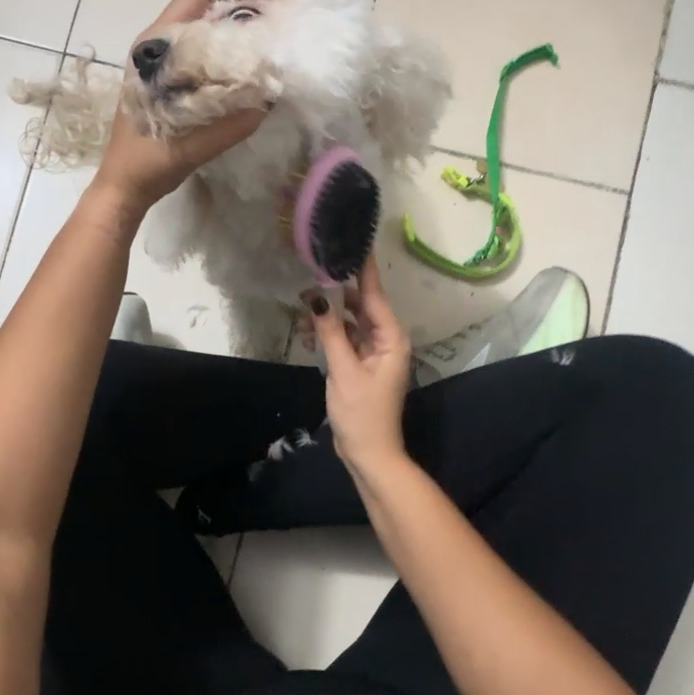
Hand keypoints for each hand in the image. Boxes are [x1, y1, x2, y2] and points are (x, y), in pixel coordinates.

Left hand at [87, 0, 285, 216]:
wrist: (122, 189)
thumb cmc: (145, 165)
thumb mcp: (186, 148)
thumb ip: (226, 128)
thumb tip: (267, 103)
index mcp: (153, 50)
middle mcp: (157, 48)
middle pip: (206, 6)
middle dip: (246, 3)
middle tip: (282, 15)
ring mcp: (163, 64)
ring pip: (207, 30)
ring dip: (240, 28)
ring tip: (273, 38)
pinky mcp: (170, 82)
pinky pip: (205, 55)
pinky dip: (231, 54)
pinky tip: (252, 69)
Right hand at [310, 257, 413, 477]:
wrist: (369, 453)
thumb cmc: (361, 413)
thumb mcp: (343, 371)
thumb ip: (330, 332)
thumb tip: (317, 296)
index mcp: (391, 338)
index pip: (374, 293)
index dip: (361, 268)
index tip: (351, 241)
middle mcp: (386, 339)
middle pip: (362, 304)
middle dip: (336, 292)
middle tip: (309, 276)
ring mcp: (374, 352)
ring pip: (350, 322)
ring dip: (329, 315)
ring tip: (303, 308)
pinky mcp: (362, 364)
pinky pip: (346, 339)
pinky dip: (330, 333)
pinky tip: (309, 331)